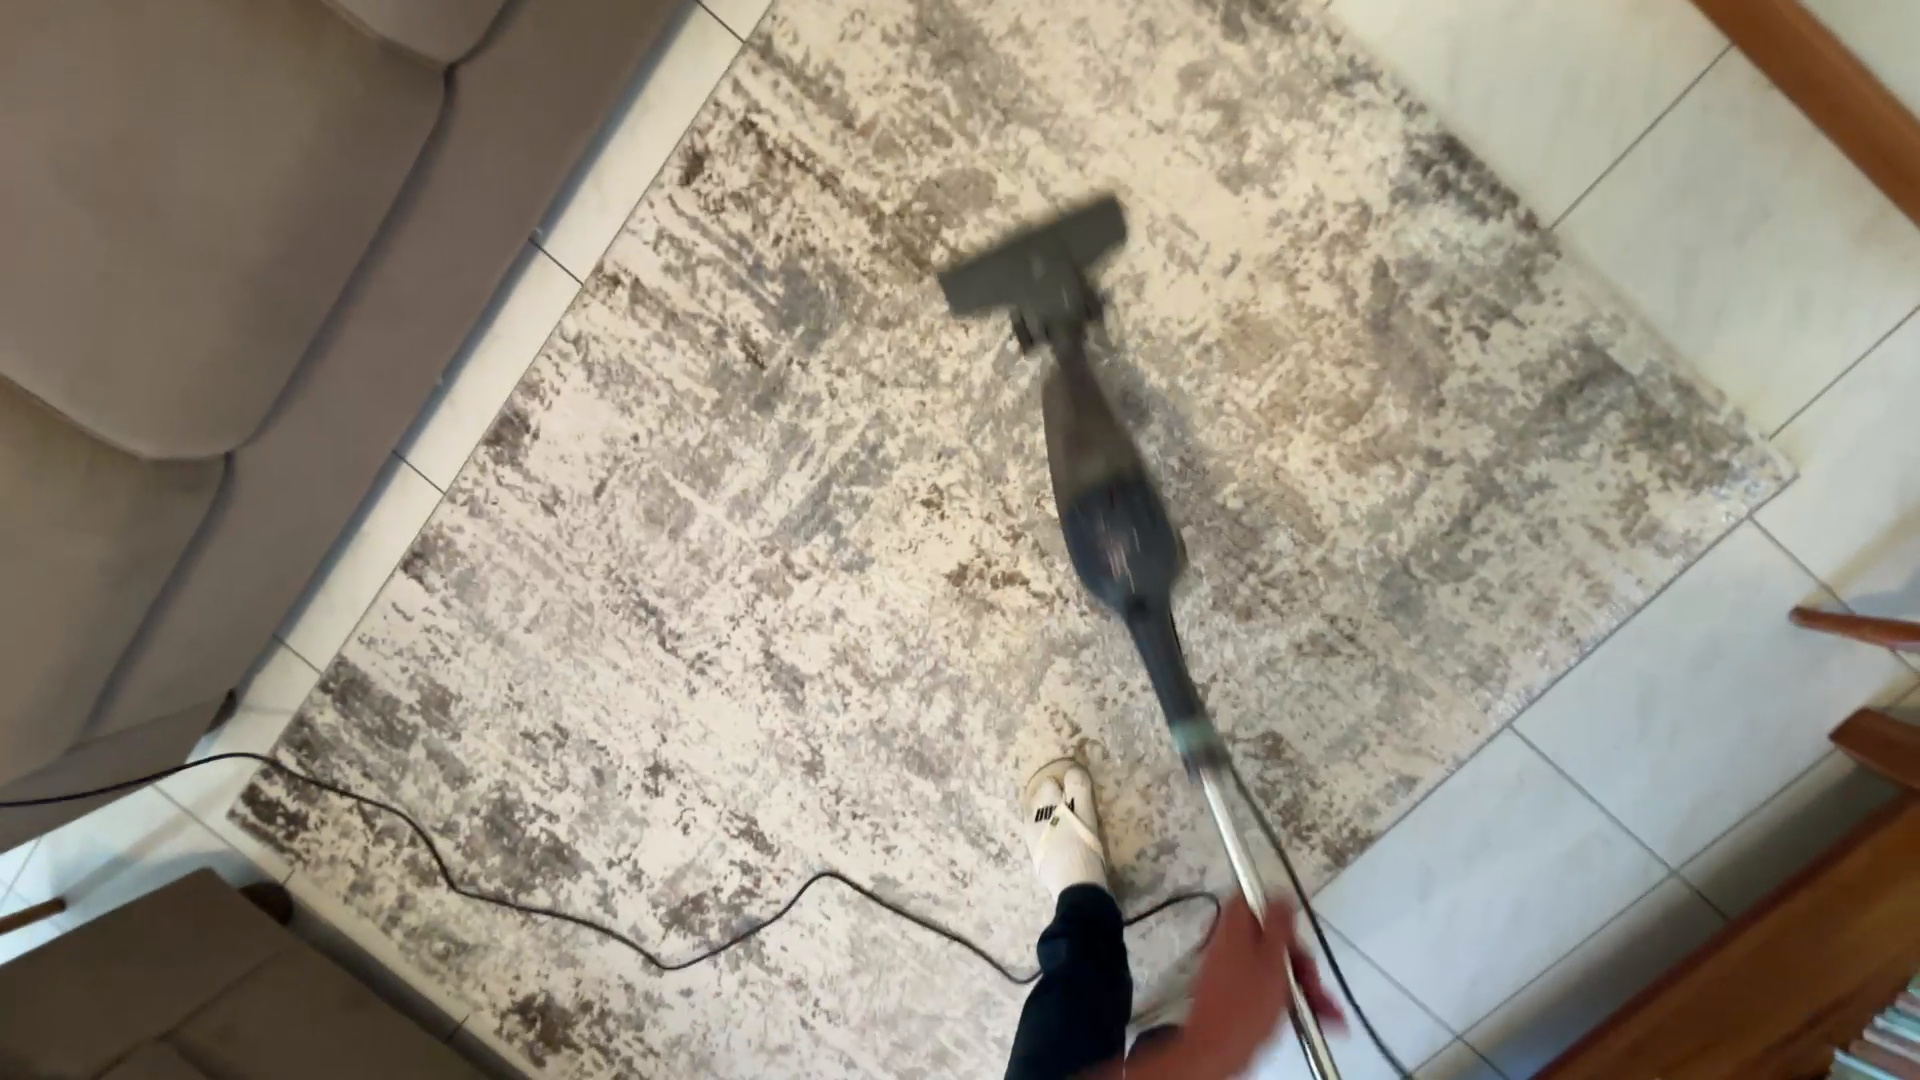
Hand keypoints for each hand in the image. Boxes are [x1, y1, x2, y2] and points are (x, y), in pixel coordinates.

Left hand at [1137, 897, 1344, 1079]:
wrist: (1217, 1048)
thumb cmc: (1246, 1003)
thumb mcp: (1270, 960)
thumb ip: (1277, 925)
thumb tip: (1280, 892)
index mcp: (1235, 926)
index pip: (1253, 898)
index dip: (1279, 912)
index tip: (1297, 936)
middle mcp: (1230, 941)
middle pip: (1271, 936)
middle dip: (1301, 960)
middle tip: (1314, 984)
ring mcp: (1231, 967)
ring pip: (1274, 964)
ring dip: (1304, 985)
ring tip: (1328, 1013)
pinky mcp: (1236, 992)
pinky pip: (1268, 985)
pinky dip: (1291, 997)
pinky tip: (1316, 1018)